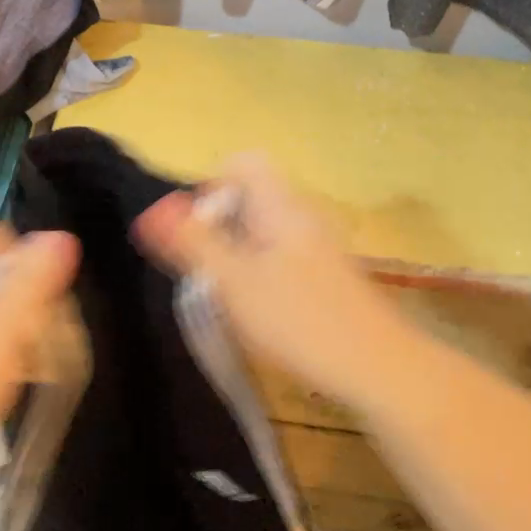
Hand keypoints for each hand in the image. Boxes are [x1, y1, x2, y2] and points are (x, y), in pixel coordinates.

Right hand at [133, 153, 413, 409]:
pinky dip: (259, 275)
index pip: (242, 163)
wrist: (378, 368)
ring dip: (235, 256)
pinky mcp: (326, 276)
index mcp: (281, 206)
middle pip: (248, 198)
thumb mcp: (235, 282)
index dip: (211, 188)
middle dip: (217, 228)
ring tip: (227, 296)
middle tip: (206, 271)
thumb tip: (152, 209)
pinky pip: (279, 256)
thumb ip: (192, 243)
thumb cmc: (301, 320)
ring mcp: (318, 246)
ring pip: (261, 231)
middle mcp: (302, 216)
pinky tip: (260, 313)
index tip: (197, 231)